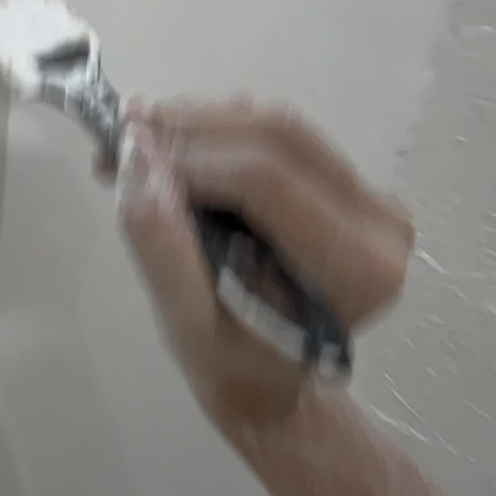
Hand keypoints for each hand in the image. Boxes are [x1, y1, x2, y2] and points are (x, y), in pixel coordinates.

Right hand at [94, 97, 413, 431]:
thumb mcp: (182, 319)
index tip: (117, 156)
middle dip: (184, 126)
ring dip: (192, 120)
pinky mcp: (342, 180)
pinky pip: (270, 130)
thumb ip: (159, 241)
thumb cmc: (228, 360)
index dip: (184, 155)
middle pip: (272, 133)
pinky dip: (208, 126)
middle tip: (117, 140)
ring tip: (134, 145)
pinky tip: (166, 146)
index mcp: (355, 266)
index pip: (263, 176)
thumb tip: (135, 156)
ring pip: (269, 120)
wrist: (267, 375)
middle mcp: (378, 221)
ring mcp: (367, 195)